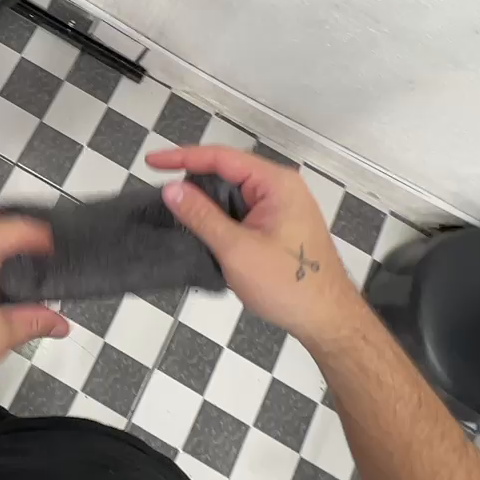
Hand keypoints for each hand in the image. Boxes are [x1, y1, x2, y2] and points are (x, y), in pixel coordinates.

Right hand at [149, 146, 358, 340]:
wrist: (328, 321)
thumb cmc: (288, 285)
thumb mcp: (236, 249)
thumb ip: (201, 215)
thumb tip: (170, 189)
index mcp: (276, 183)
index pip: (221, 158)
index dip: (182, 158)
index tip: (151, 161)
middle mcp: (281, 188)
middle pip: (227, 171)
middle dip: (193, 178)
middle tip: (159, 189)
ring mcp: (281, 207)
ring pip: (232, 193)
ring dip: (205, 201)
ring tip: (173, 210)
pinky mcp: (277, 226)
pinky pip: (240, 210)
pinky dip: (218, 216)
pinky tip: (198, 227)